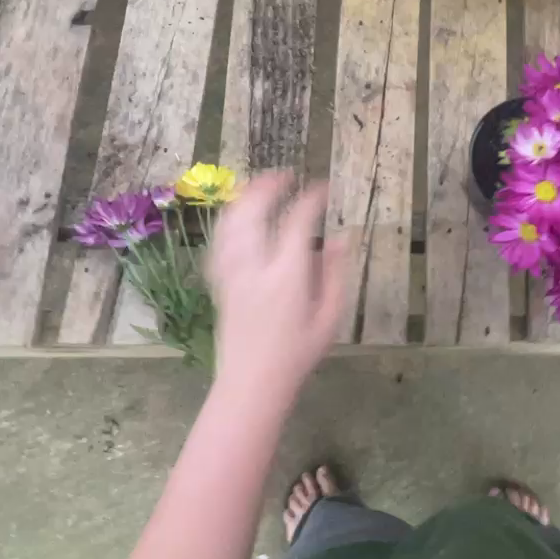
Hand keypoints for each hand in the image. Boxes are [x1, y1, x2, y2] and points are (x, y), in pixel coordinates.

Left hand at [205, 171, 354, 403]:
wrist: (253, 383)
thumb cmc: (298, 353)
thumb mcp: (330, 317)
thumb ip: (333, 274)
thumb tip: (339, 239)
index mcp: (287, 277)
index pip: (297, 223)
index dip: (311, 199)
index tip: (322, 188)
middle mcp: (255, 269)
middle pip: (253, 214)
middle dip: (267, 187)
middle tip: (284, 175)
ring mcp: (233, 275)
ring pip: (230, 225)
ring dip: (244, 200)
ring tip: (259, 186)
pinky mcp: (220, 284)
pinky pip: (219, 244)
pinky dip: (229, 223)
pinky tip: (237, 217)